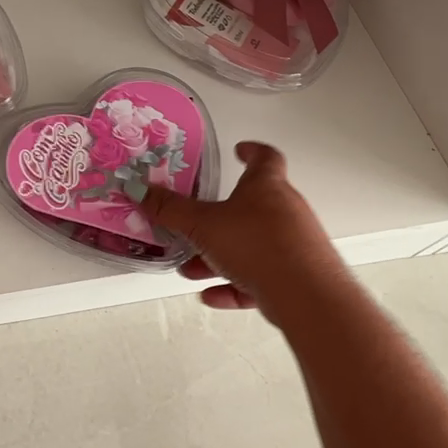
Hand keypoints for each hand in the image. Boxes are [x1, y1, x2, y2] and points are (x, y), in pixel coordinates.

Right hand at [138, 141, 347, 320]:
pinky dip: (234, 285)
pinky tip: (209, 296)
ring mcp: (294, 246)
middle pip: (250, 207)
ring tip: (190, 270)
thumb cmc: (257, 245)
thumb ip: (170, 209)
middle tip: (194, 223)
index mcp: (267, 187)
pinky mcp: (297, 279)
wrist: (307, 298)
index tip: (240, 149)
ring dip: (219, 256)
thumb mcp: (202, 224)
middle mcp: (286, 212)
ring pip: (251, 245)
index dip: (252, 152)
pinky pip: (260, 278)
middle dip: (217, 218)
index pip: (265, 158)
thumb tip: (139, 189)